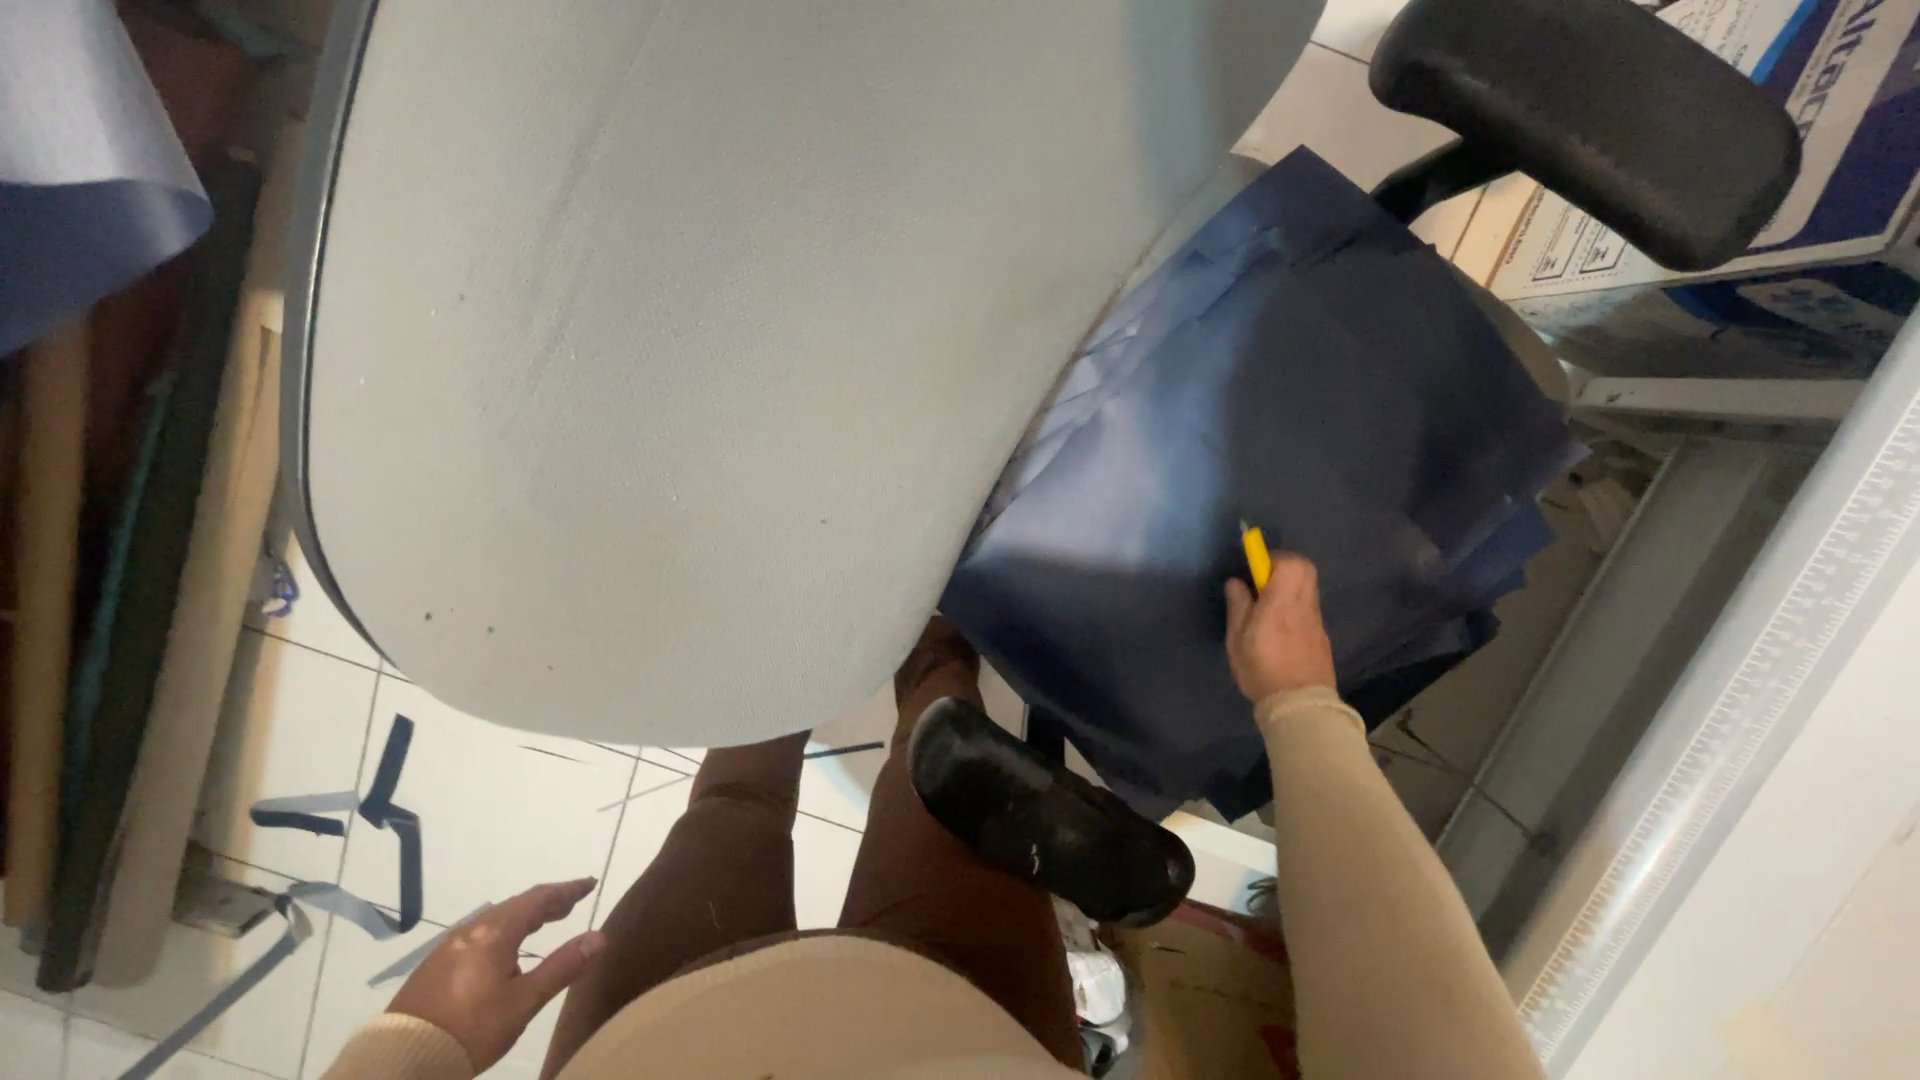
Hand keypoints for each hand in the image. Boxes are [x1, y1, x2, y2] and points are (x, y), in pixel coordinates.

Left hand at [387, 878, 604, 1071]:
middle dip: (546, 902)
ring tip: (543, 923)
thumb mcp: (524, 1002)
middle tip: (571, 904)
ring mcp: (448, 949)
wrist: (399, 1065)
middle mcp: (470, 931)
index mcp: (494, 933)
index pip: (538, 899)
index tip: (589, 883)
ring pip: (495, 921)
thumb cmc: (470, 1030)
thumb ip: (562, 966)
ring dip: (524, 917)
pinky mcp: (433, 969)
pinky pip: (478, 936)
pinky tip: (505, 952)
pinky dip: (503, 932)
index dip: (567, 890)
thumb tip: (599, 937)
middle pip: (516, 906)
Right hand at [1224, 552, 1337, 702]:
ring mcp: (1316, 620)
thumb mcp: (1238, 639)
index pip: (1290, 563)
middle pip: (1305, 568)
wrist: (1299, 704)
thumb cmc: (1262, 669)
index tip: (1254, 567)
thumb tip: (1237, 582)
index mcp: (1282, 602)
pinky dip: (1296, 605)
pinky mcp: (1321, 636)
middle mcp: (1304, 605)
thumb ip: (1239, 606)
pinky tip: (1280, 627)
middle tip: (1263, 581)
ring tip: (1268, 605)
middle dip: (1284, 566)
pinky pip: (1309, 607)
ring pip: (1308, 587)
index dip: (1272, 557)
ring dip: (1290, 586)